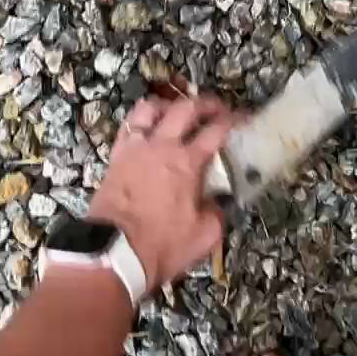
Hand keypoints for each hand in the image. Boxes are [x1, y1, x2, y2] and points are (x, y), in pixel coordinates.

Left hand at [85, 95, 234, 293]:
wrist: (113, 252)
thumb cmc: (160, 246)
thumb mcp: (203, 237)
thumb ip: (216, 212)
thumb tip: (217, 200)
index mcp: (187, 163)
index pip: (216, 131)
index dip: (233, 120)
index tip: (242, 118)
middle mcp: (162, 145)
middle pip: (186, 108)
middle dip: (205, 103)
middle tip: (216, 108)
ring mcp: (136, 146)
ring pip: (151, 107)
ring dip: (168, 105)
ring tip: (177, 111)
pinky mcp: (117, 154)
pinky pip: (129, 124)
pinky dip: (141, 118)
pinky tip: (148, 127)